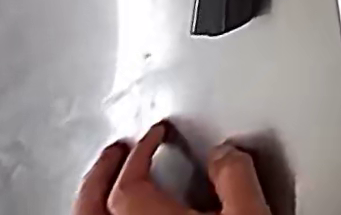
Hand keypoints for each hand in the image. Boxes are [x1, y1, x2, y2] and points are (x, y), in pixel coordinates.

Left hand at [75, 122, 270, 214]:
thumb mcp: (250, 211)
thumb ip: (236, 175)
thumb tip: (224, 151)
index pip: (128, 184)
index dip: (141, 152)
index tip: (156, 133)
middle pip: (90, 211)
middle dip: (101, 174)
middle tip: (117, 148)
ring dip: (94, 201)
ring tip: (109, 179)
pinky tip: (119, 212)